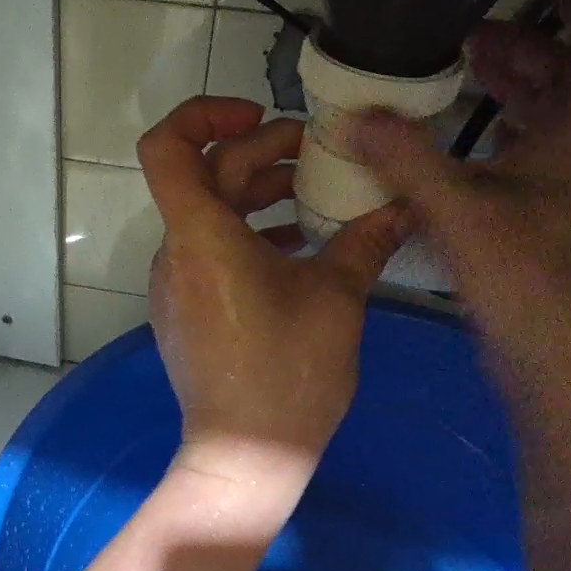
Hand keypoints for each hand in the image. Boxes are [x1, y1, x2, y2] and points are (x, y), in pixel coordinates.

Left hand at [139, 97, 410, 481]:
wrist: (245, 456)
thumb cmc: (287, 373)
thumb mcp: (337, 299)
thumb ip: (365, 242)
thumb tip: (403, 207)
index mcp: (201, 236)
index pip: (168, 147)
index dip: (205, 114)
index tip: (260, 117)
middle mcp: (176, 252)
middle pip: (205, 175)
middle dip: (261, 152)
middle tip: (316, 153)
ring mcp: (176, 283)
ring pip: (209, 214)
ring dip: (258, 193)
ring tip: (314, 194)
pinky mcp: (185, 310)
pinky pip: (211, 250)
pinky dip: (249, 233)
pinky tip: (297, 245)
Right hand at [339, 0, 570, 367]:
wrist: (558, 360)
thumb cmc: (526, 278)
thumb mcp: (459, 212)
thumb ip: (405, 160)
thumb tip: (353, 115)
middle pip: (565, 84)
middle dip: (524, 51)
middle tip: (470, 35)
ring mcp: (557, 195)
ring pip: (540, 125)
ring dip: (507, 94)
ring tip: (457, 78)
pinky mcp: (536, 227)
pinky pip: (517, 163)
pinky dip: (489, 143)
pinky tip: (449, 152)